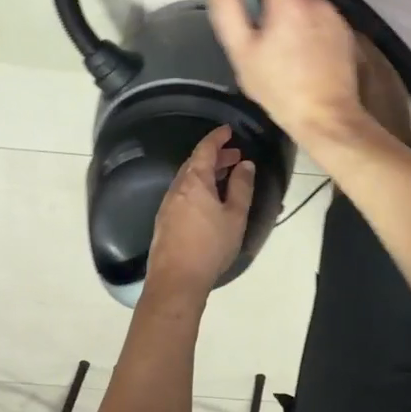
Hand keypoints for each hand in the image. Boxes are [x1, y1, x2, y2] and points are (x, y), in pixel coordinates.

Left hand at [146, 125, 257, 296]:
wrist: (176, 280)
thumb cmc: (210, 246)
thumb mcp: (234, 216)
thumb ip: (241, 187)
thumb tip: (245, 164)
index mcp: (194, 182)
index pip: (205, 149)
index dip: (217, 137)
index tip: (228, 130)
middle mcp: (177, 188)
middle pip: (195, 163)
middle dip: (215, 156)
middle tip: (234, 157)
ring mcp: (168, 205)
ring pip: (188, 179)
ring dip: (206, 173)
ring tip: (225, 177)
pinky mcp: (165, 221)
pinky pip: (183, 193)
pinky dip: (198, 188)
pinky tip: (208, 201)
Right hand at [205, 0, 366, 144]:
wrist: (328, 118)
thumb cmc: (280, 88)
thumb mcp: (242, 53)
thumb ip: (227, 10)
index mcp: (288, 1)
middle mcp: (316, 0)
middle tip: (255, 26)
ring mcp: (334, 16)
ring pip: (303, 3)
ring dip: (289, 15)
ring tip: (278, 48)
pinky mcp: (345, 32)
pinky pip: (318, 19)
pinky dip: (305, 28)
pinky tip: (298, 56)